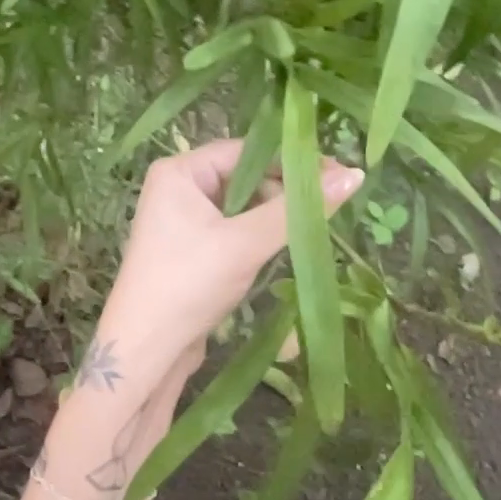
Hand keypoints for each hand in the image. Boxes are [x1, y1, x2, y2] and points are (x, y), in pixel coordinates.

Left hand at [90, 139, 363, 391]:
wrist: (145, 349)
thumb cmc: (189, 283)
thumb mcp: (246, 242)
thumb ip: (297, 209)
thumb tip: (355, 173)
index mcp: (179, 170)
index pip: (245, 150)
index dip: (291, 161)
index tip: (339, 176)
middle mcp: (176, 187)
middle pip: (244, 177)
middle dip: (282, 193)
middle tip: (326, 211)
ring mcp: (180, 219)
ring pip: (241, 206)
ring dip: (270, 219)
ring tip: (302, 235)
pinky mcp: (189, 248)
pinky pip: (231, 229)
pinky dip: (255, 238)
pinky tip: (275, 253)